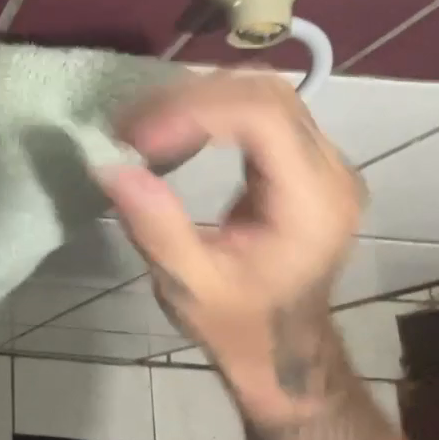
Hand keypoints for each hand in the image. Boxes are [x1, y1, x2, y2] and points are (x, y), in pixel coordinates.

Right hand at [95, 72, 362, 403]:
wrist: (281, 347)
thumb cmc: (237, 325)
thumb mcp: (188, 286)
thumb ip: (155, 225)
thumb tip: (109, 166)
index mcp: (311, 202)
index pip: (263, 118)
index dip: (194, 112)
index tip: (135, 140)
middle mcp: (328, 170)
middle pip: (267, 93)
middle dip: (190, 98)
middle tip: (129, 128)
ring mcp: (321, 162)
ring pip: (264, 92)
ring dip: (197, 99)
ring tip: (141, 128)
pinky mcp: (302, 162)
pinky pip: (259, 111)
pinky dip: (208, 110)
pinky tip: (170, 132)